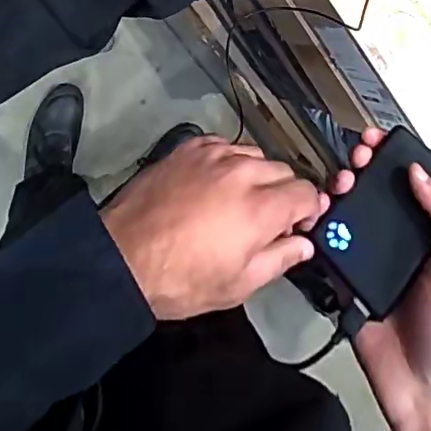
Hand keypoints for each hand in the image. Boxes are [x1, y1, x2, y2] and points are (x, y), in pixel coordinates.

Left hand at [100, 136, 327, 320]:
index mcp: (262, 207)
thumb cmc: (181, 279)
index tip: (299, 223)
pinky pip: (226, 145)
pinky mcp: (193, 147)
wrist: (121, 258)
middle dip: (284, 194)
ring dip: (257, 175)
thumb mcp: (238, 285)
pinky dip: (229, 161)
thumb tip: (304, 244)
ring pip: (257, 156)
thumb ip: (281, 259)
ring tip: (238, 198)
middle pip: (285, 172)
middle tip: (266, 218)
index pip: (307, 192)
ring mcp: (217, 154)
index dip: (309, 209)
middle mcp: (245, 172)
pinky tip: (214, 182)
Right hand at [333, 141, 430, 430]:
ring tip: (342, 181)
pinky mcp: (346, 279)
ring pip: (350, 211)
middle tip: (358, 154)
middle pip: (375, 190)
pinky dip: (322, 226)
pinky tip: (321, 212)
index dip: (394, 157)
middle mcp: (398, 239)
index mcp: (428, 231)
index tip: (381, 139)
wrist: (424, 392)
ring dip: (341, 188)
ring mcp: (370, 257)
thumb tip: (419, 173)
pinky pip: (330, 247)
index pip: (409, 182)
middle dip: (363, 164)